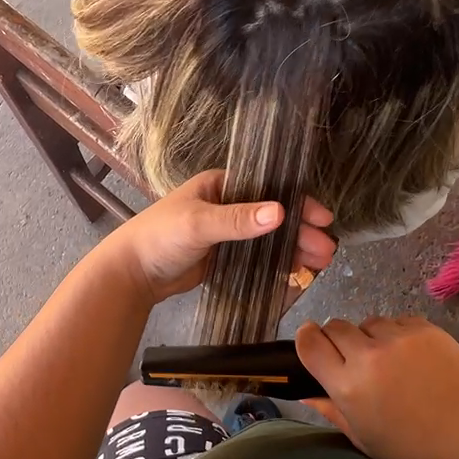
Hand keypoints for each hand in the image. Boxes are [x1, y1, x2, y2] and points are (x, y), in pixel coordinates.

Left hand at [96, 169, 335, 304]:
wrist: (131, 273)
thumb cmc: (160, 237)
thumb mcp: (199, 224)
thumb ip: (238, 219)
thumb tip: (279, 211)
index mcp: (222, 184)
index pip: (268, 188)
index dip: (298, 202)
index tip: (323, 219)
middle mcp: (228, 204)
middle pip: (274, 215)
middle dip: (301, 231)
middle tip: (327, 251)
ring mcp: (227, 233)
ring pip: (269, 238)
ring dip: (294, 249)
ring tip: (320, 264)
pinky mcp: (225, 257)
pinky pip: (258, 258)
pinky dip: (277, 264)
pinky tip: (297, 274)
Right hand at [297, 315, 458, 458]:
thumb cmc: (412, 444)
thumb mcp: (363, 437)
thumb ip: (331, 410)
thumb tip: (304, 391)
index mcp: (348, 386)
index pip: (309, 343)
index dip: (307, 338)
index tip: (313, 341)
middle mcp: (367, 356)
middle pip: (335, 326)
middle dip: (339, 338)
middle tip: (356, 358)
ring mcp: (397, 339)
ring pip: (368, 322)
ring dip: (371, 336)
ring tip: (391, 360)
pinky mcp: (422, 327)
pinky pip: (397, 321)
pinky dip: (399, 334)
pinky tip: (413, 357)